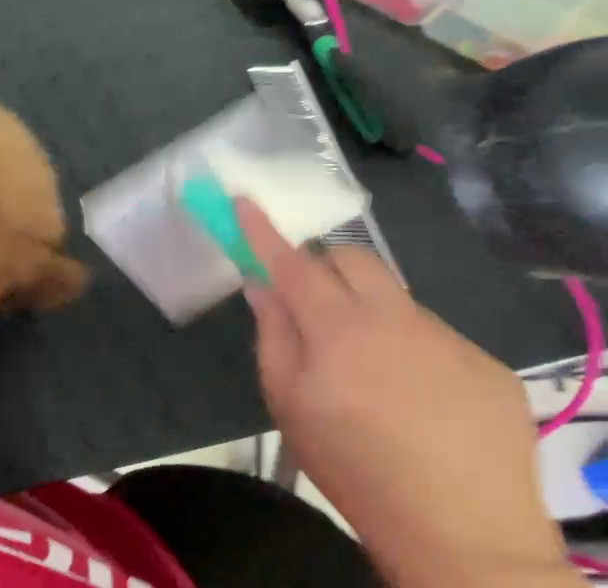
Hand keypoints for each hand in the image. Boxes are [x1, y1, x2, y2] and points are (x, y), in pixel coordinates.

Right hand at [238, 200, 573, 586]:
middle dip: (324, 263)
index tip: (244, 200)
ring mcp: (451, 342)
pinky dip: (410, 348)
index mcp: (339, 328)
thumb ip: (273, 334)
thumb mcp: (286, 399)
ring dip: (368, 312)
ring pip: (396, 300)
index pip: (292, 262)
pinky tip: (412, 396)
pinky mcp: (490, 370)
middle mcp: (398, 320)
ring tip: (367, 370)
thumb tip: (263, 288)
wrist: (461, 532)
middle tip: (307, 298)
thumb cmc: (349, 462)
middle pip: (356, 258)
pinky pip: (435, 337)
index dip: (263, 230)